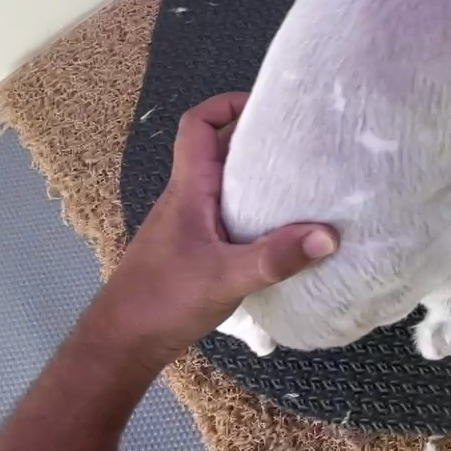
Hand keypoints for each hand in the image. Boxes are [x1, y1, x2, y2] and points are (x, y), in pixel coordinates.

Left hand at [84, 93, 336, 374]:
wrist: (119, 346)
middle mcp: (187, 197)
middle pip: (218, 149)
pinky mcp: (194, 247)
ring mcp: (188, 223)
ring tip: (300, 179)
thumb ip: (276, 257)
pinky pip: (226, 210)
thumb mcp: (226, 277)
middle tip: (301, 141)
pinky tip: (279, 227)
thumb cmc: (163, 300)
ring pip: (223, 182)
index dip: (227, 104)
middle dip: (257, 138)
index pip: (197, 125)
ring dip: (256, 174)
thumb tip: (330, 235)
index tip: (267, 106)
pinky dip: (252, 207)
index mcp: (190, 189)